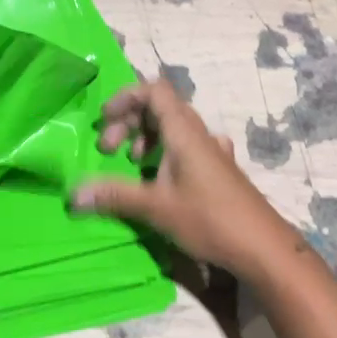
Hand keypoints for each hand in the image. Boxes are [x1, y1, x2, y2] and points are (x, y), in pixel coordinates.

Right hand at [72, 81, 312, 281]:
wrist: (263, 247)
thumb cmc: (209, 219)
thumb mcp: (155, 207)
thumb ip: (114, 195)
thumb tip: (74, 193)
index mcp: (184, 131)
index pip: (153, 90)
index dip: (124, 98)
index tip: (104, 122)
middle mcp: (199, 134)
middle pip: (160, 107)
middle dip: (128, 122)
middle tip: (110, 151)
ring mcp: (213, 151)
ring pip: (173, 128)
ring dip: (146, 139)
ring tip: (134, 166)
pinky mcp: (219, 170)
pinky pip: (186, 147)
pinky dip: (165, 154)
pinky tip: (162, 180)